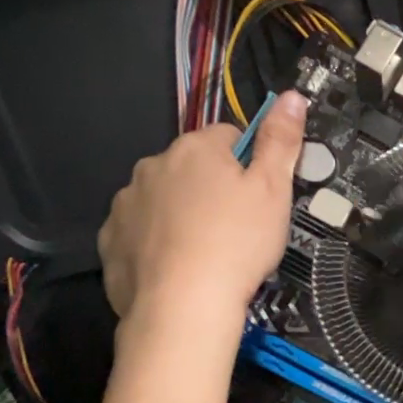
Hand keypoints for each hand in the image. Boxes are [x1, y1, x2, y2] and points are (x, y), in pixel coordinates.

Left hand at [97, 93, 308, 323]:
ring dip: (181, 215)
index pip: (228, 137)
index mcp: (195, 149)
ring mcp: (126, 203)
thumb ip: (281, 141)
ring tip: (206, 254)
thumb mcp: (273, 192)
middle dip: (211, 189)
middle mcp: (153, 165)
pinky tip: (177, 270)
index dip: (248, 165)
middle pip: (191, 168)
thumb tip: (291, 95)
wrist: (182, 306)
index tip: (259, 197)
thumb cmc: (237, 244)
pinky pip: (140, 233)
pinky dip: (157, 245)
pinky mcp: (111, 240)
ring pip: (163, 199)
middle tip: (237, 230)